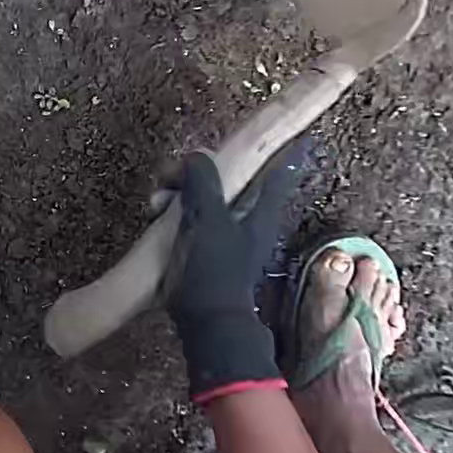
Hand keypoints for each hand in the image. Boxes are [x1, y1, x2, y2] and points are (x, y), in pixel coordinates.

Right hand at [165, 142, 305, 402]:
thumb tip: (196, 155)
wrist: (205, 317)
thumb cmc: (213, 268)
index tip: (297, 134)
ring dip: (177, 189)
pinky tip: (155, 214)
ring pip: (202, 192)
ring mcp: (225, 230)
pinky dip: (173, 207)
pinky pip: (189, 212)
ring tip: (155, 201)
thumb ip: (202, 181)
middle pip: (227, 176)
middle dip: (196, 169)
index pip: (280, 170)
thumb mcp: (207, 217)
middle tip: (169, 173)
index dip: (286, 149)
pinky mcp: (203, 243)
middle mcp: (246, 216)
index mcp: (260, 209)